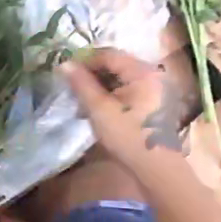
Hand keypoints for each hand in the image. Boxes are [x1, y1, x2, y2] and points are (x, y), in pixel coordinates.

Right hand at [59, 49, 186, 175]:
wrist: (156, 168)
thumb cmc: (127, 135)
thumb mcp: (99, 109)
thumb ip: (82, 84)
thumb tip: (64, 63)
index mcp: (142, 71)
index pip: (109, 54)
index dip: (85, 60)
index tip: (67, 73)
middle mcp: (152, 74)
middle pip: (116, 65)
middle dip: (93, 75)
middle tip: (74, 88)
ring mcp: (156, 90)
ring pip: (122, 79)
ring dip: (101, 87)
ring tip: (84, 102)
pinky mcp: (154, 104)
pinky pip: (130, 91)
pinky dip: (113, 96)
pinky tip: (99, 110)